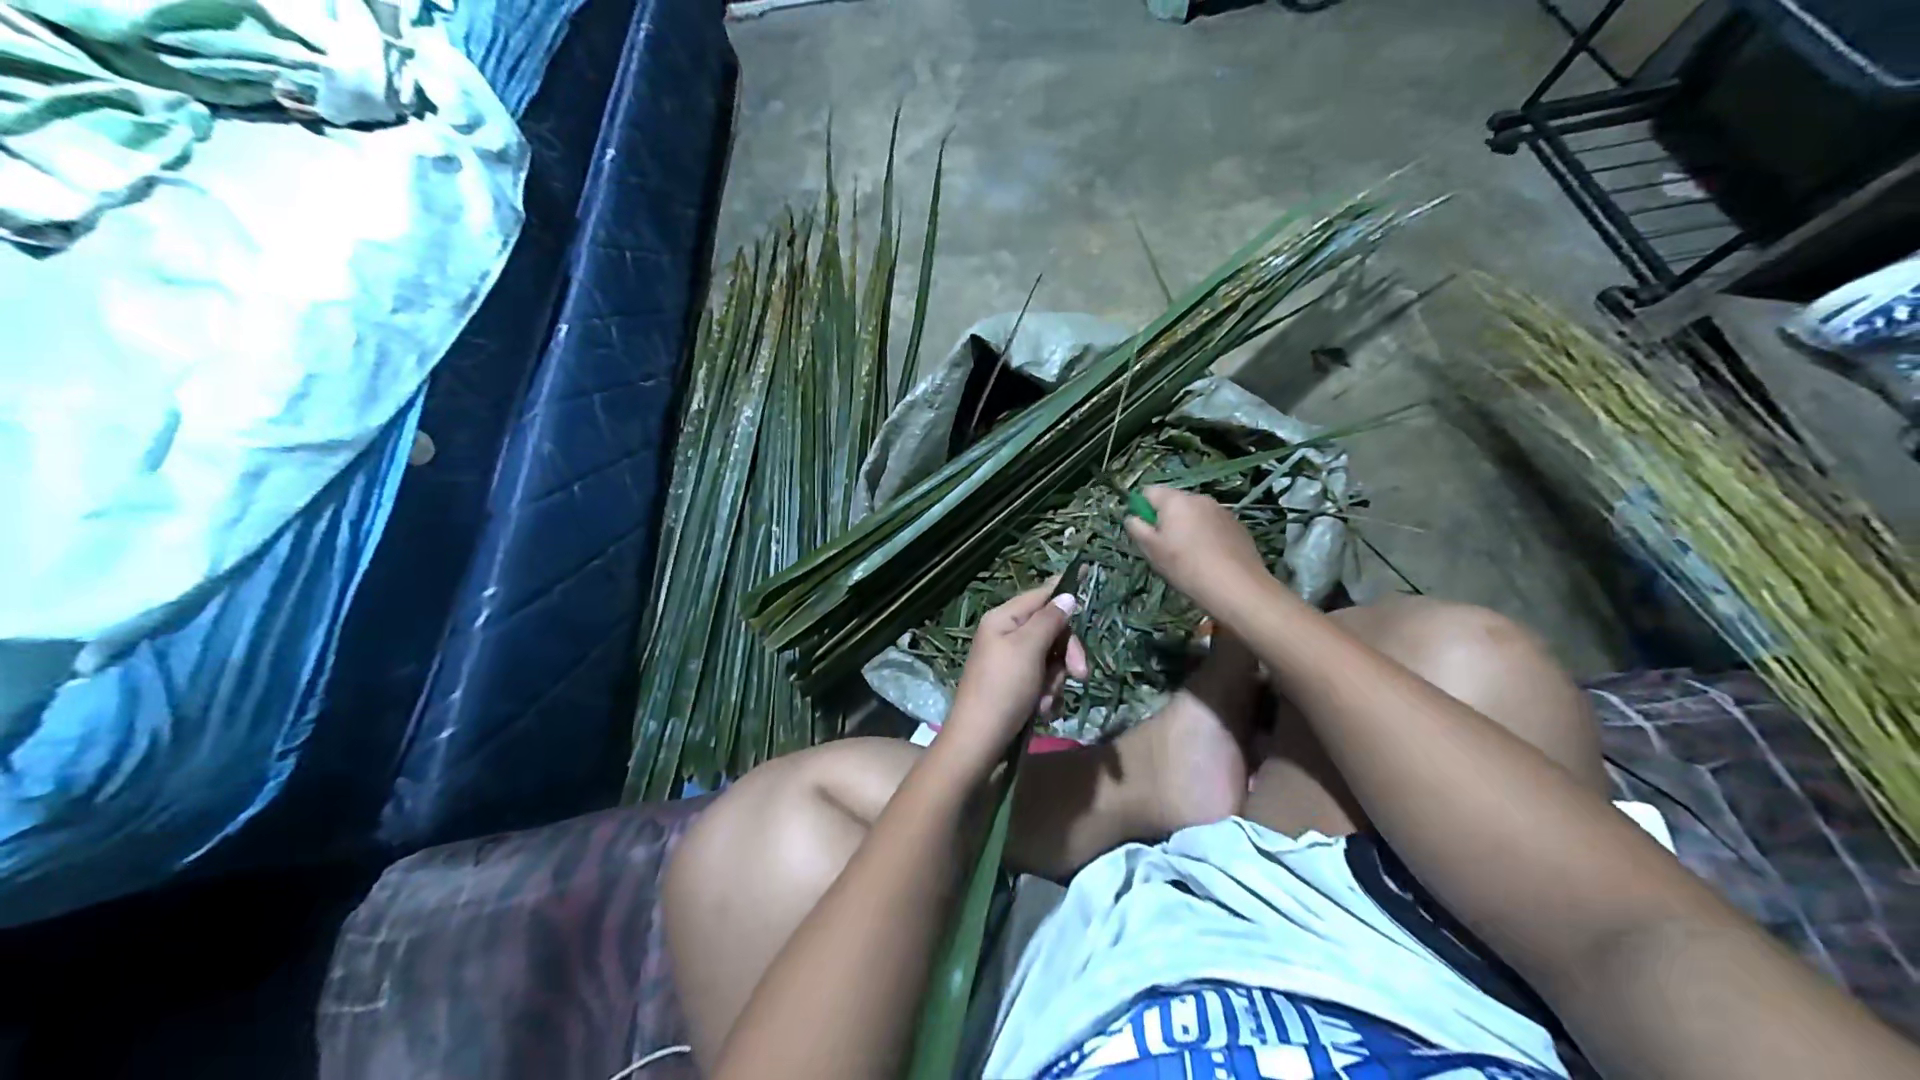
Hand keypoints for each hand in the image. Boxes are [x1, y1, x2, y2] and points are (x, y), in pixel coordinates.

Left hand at [939, 584, 1089, 772]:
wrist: (980, 740)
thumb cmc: (1003, 688)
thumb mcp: (1028, 649)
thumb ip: (1049, 620)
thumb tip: (1066, 595)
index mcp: (1003, 619)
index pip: (1041, 596)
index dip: (1064, 590)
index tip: (1088, 573)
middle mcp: (1006, 636)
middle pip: (1052, 631)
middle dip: (1066, 655)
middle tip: (1080, 675)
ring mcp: (1011, 663)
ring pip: (1052, 660)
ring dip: (1055, 682)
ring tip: (1044, 701)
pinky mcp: (1016, 687)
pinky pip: (1044, 682)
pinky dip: (1046, 696)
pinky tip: (1040, 712)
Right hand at [1124, 486, 1272, 613]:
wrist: (1236, 586)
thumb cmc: (1185, 566)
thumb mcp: (1151, 550)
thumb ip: (1136, 528)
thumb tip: (1133, 517)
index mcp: (1175, 500)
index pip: (1149, 491)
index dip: (1143, 508)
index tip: (1146, 531)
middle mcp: (1200, 498)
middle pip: (1174, 501)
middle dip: (1167, 518)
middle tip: (1166, 547)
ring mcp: (1222, 510)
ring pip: (1195, 513)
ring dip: (1188, 526)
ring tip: (1191, 555)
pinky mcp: (1238, 525)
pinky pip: (1213, 524)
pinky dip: (1207, 535)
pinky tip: (1210, 557)